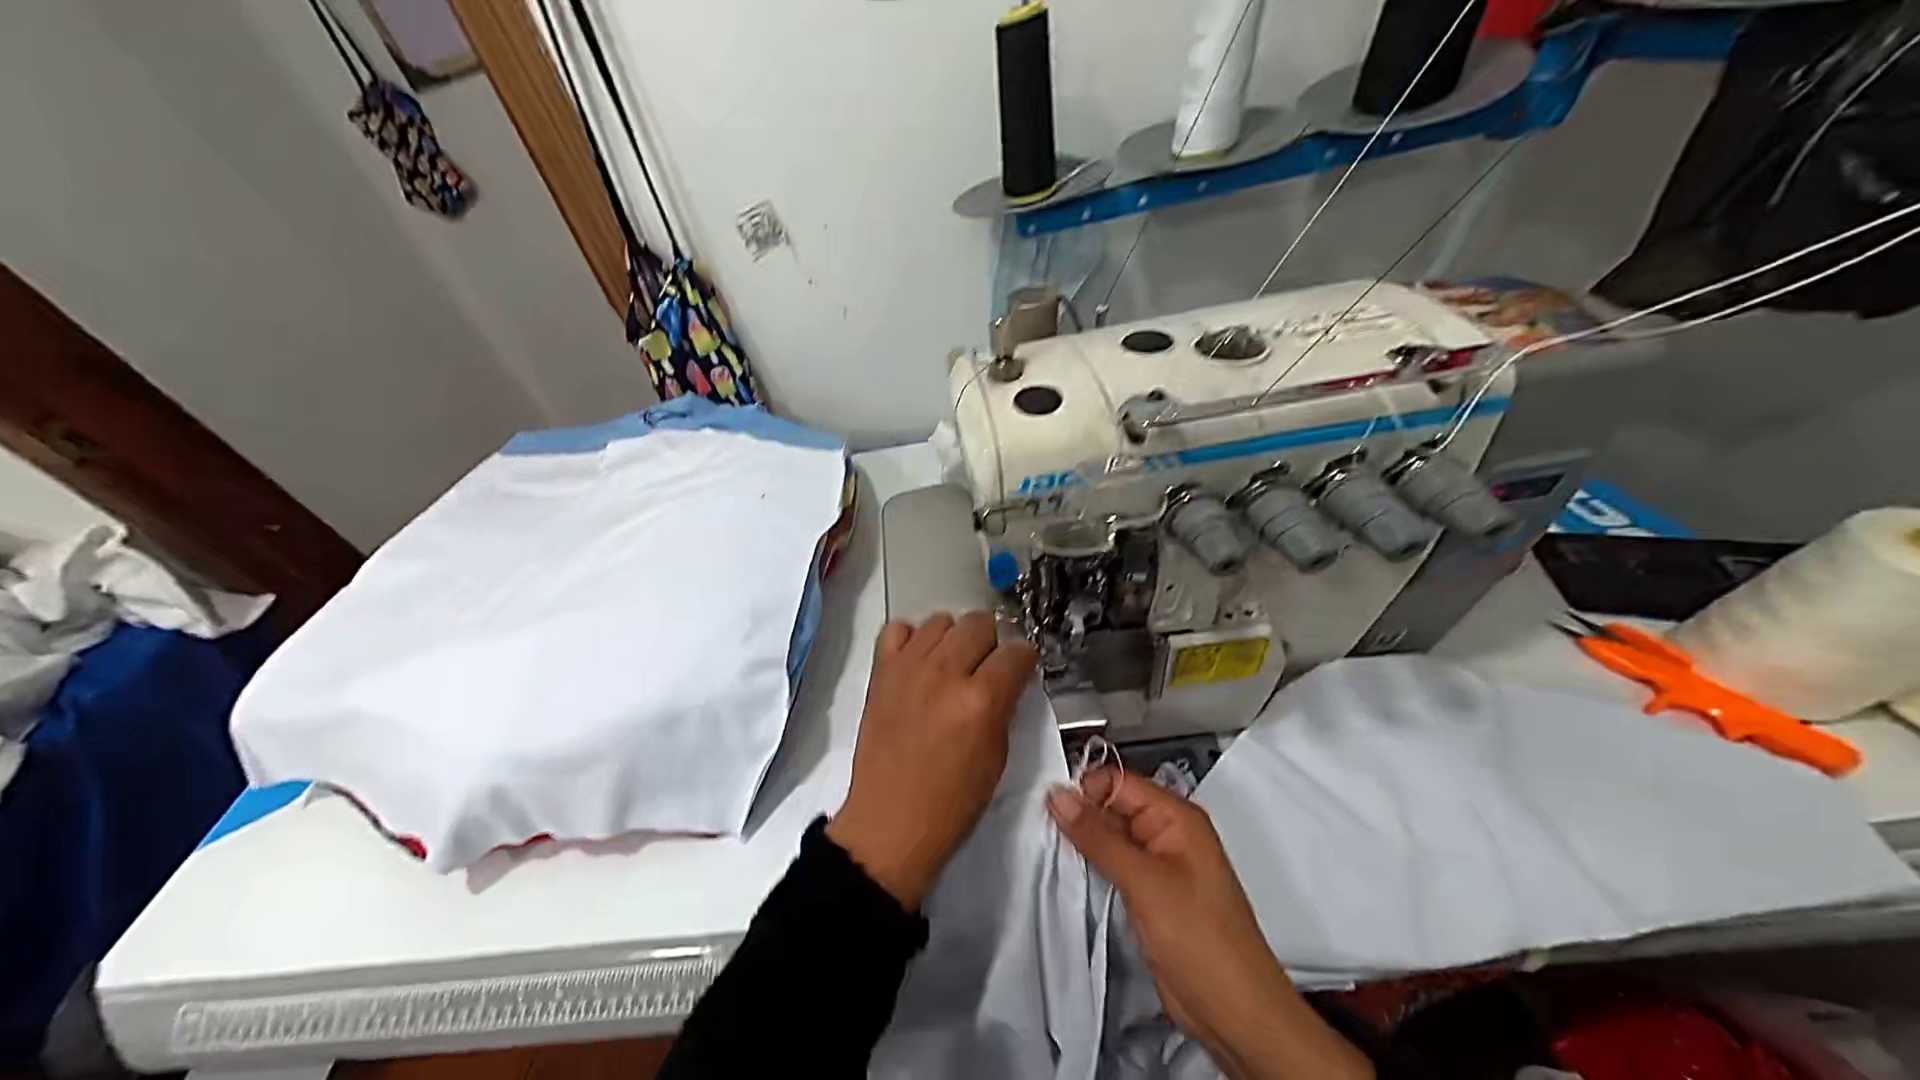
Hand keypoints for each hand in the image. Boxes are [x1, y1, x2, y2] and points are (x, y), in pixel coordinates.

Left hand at [828, 612, 1037, 909]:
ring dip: (953, 639)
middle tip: (985, 669)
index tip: (1020, 671)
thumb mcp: (997, 757)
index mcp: (981, 700)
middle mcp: (945, 673)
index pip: (1018, 651)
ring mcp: (908, 668)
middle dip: (991, 643)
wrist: (889, 823)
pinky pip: (898, 628)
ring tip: (950, 666)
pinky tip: (918, 663)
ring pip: (941, 620)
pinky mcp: (880, 671)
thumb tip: (1008, 677)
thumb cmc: (952, 803)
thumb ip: (1005, 707)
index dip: (1024, 660)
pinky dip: (912, 639)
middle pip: (979, 623)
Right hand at [1048, 768, 1372, 1079]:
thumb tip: (1064, 799)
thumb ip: (1098, 837)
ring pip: (1110, 836)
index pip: (1118, 782)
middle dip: (1081, 815)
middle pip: (1112, 806)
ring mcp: (1158, 865)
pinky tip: (1074, 874)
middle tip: (1048, 829)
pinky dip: (1092, 866)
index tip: (1052, 805)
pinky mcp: (1149, 893)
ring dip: (1084, 842)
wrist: (1232, 1010)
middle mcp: (1168, 834)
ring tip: (1057, 852)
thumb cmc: (1207, 943)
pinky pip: (1113, 865)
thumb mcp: (1144, 881)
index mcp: (1176, 817)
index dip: (1084, 789)